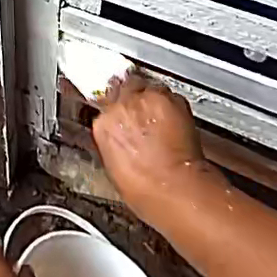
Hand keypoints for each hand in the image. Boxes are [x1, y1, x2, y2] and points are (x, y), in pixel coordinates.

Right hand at [89, 72, 225, 222]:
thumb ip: (113, 139)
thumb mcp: (115, 165)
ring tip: (159, 117)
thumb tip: (120, 136)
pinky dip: (170, 103)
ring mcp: (143, 100)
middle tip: (143, 114)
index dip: (117, 112)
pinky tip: (175, 120)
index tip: (124, 118)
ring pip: (146, 87)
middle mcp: (119, 107)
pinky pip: (167, 93)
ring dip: (151, 98)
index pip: (104, 106)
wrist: (175, 189)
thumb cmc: (147, 187)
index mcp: (102, 125)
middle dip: (132, 99)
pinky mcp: (168, 99)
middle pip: (122, 89)